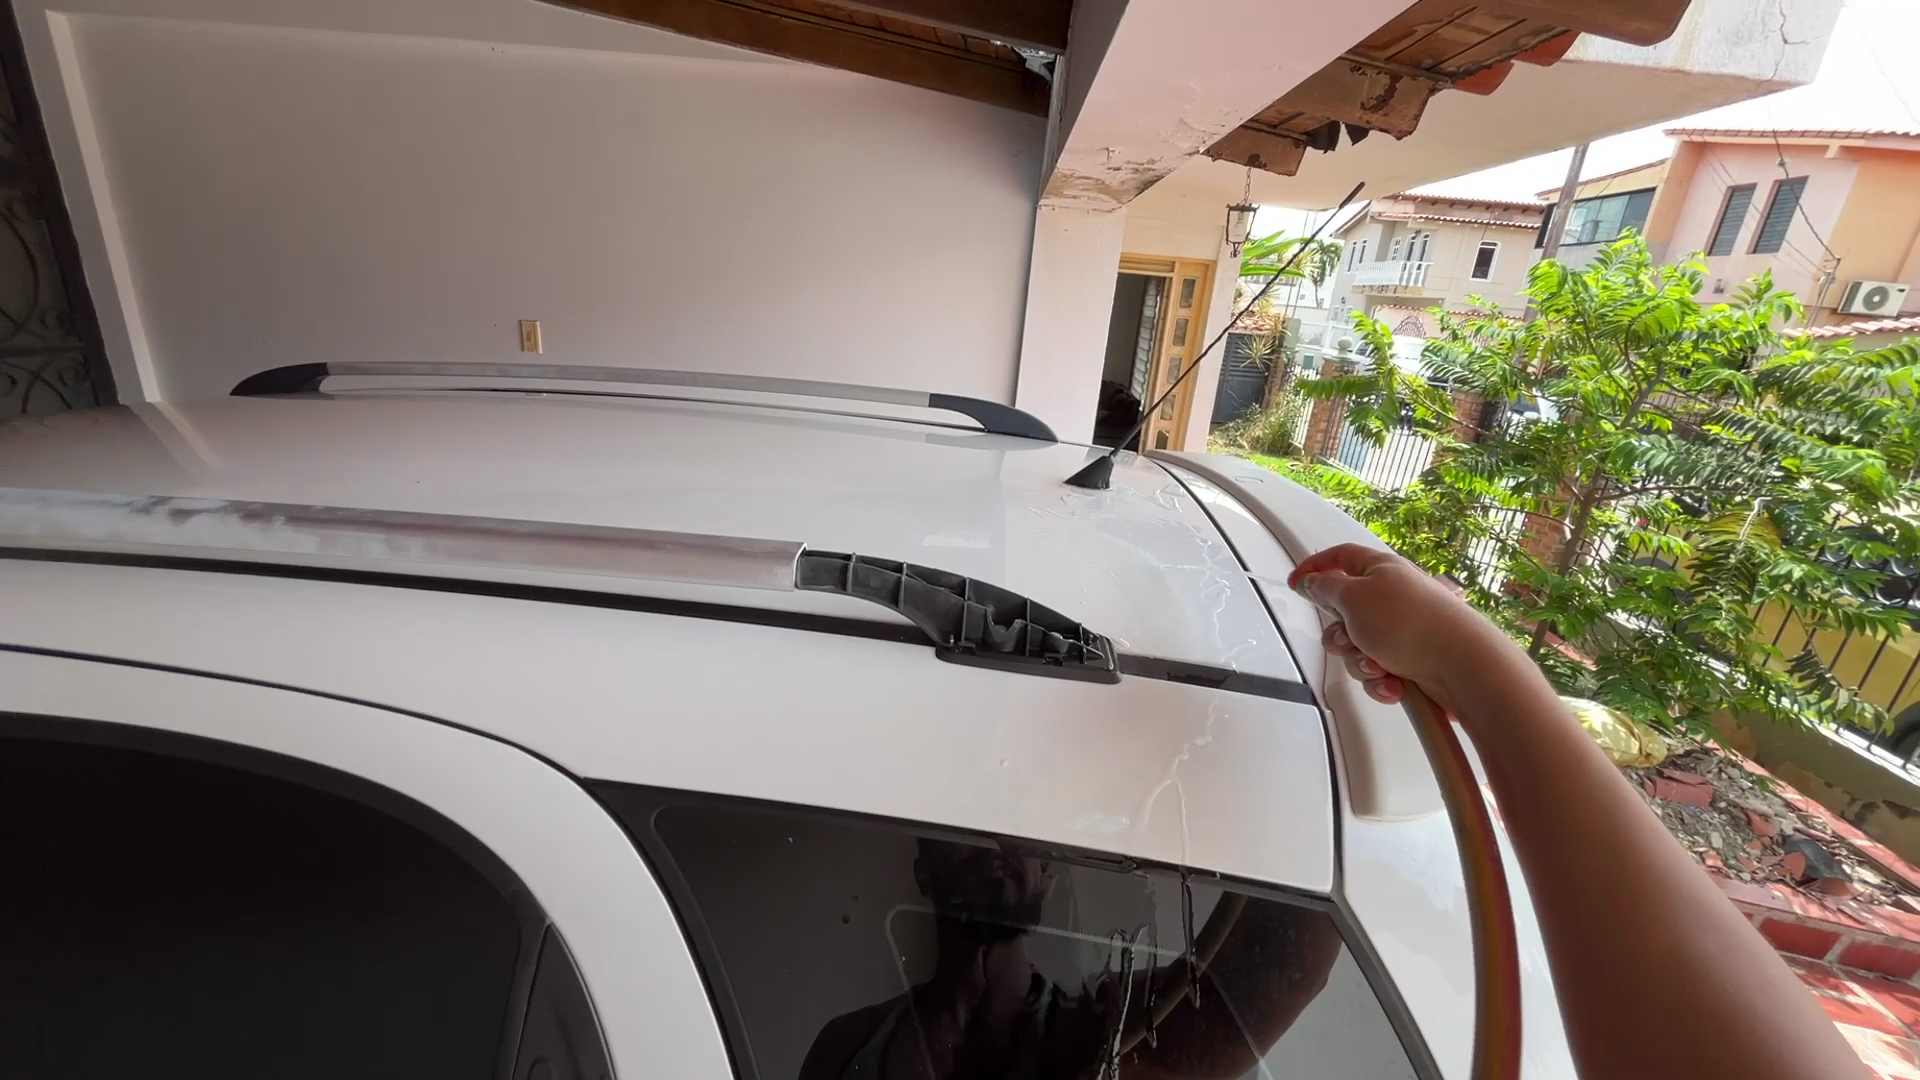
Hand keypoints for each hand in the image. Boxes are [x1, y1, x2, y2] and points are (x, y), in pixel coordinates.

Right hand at [1285, 543, 1498, 710]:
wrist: (1464, 667)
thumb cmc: (1412, 624)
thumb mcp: (1353, 597)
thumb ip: (1324, 587)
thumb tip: (1311, 581)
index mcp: (1381, 570)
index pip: (1339, 558)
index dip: (1314, 567)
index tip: (1296, 583)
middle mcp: (1392, 597)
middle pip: (1343, 611)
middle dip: (1339, 634)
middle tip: (1348, 639)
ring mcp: (1402, 630)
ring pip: (1356, 646)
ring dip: (1359, 661)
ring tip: (1378, 665)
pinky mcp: (1410, 660)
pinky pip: (1376, 670)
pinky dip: (1379, 679)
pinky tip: (1392, 681)